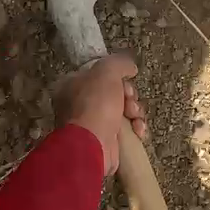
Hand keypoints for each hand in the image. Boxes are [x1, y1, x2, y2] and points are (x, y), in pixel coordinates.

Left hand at [55, 53, 147, 175]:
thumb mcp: (106, 72)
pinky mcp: (106, 141)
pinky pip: (126, 129)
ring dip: (135, 112)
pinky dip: (135, 128)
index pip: (98, 74)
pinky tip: (138, 131)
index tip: (125, 80)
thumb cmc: (95, 105)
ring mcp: (92, 124)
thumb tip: (131, 67)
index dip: (116, 76)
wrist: (93, 146)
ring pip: (123, 110)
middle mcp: (79, 104)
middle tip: (129, 101)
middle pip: (114, 92)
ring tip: (135, 117)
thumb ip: (118, 63)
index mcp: (71, 85)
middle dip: (129, 96)